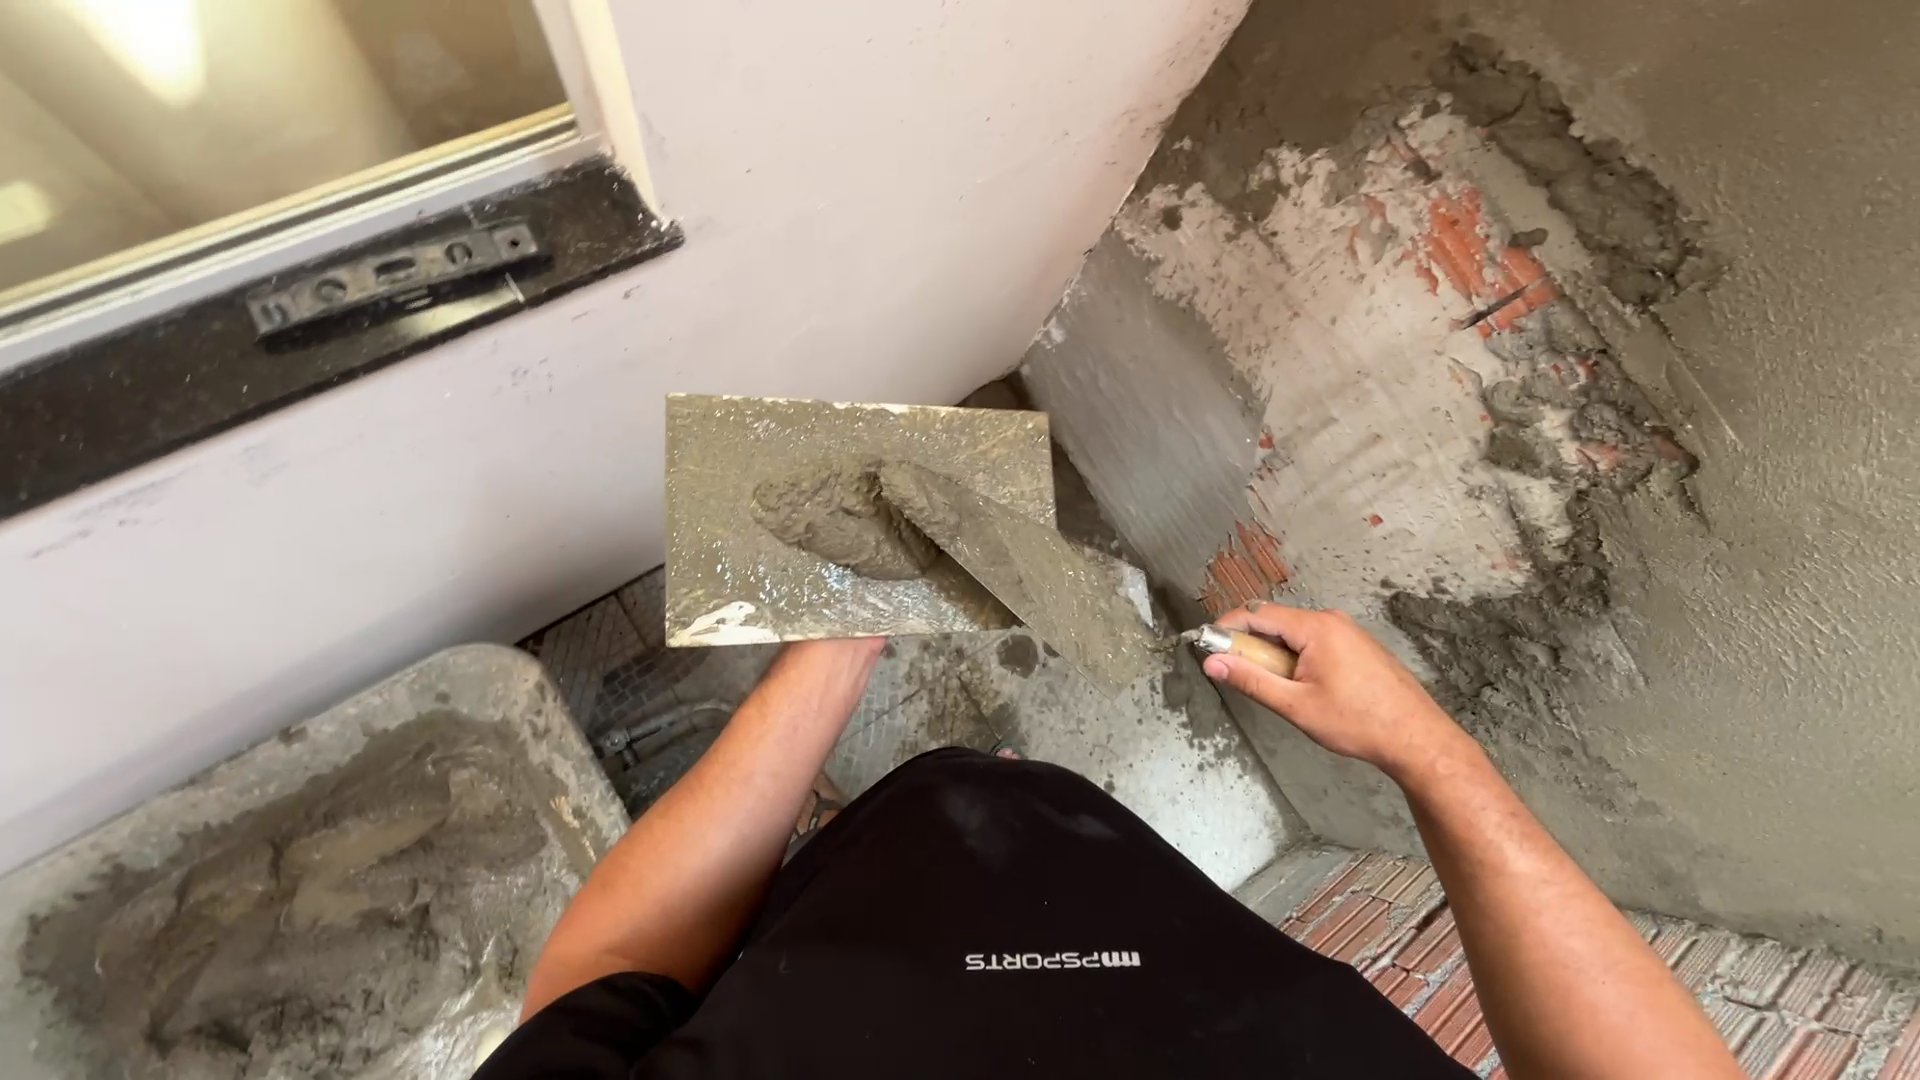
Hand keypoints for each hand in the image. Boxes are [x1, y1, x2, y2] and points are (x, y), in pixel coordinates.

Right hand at [1199, 603, 1472, 781]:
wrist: (1419, 740)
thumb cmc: (1359, 723)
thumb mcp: (1295, 705)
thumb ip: (1250, 680)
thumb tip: (1213, 663)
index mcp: (1316, 628)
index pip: (1256, 613)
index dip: (1226, 628)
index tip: (1207, 648)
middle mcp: (1331, 620)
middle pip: (1274, 622)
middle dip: (1251, 646)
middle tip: (1244, 678)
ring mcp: (1346, 631)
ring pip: (1292, 634)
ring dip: (1274, 655)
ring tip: (1281, 690)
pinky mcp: (1355, 645)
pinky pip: (1312, 641)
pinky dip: (1296, 658)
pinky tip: (1304, 688)